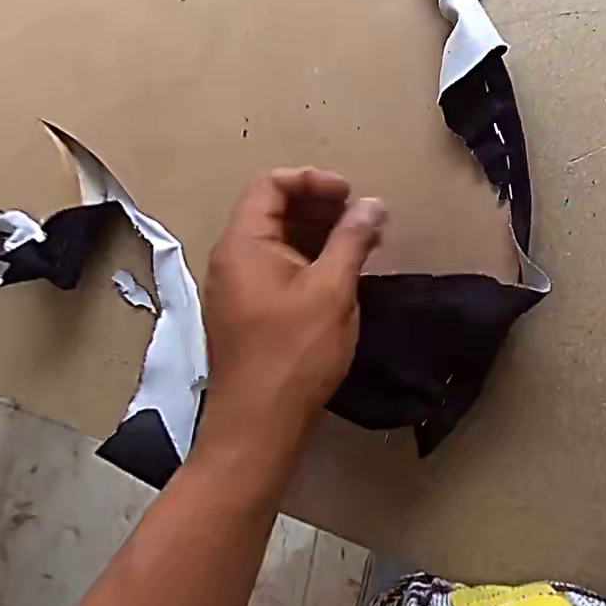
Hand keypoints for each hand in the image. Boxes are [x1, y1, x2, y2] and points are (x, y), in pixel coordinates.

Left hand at [196, 168, 384, 465]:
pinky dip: (310, 259)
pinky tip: (341, 274)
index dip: (313, 180)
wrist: (259, 425)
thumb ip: (352, 240)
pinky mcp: (250, 311)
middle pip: (273, 209)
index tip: (350, 195)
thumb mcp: (332, 289)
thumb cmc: (294, 353)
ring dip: (320, 233)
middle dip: (321, 205)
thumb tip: (372, 205)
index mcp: (244, 244)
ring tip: (361, 244)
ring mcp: (239, 287)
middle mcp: (233, 259)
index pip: (271, 184)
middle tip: (362, 218)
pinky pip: (279, 268)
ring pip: (279, 240)